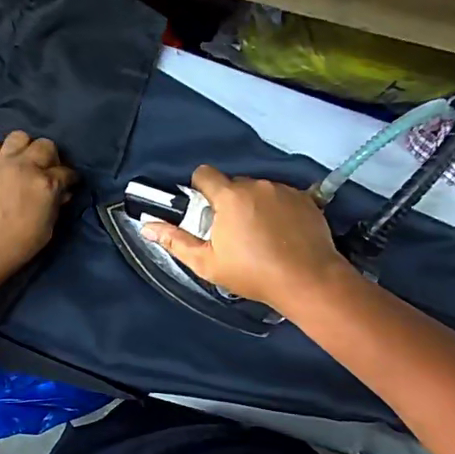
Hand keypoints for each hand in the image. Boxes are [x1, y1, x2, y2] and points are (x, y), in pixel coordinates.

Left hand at [0, 131, 77, 284]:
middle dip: (51, 157)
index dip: (70, 179)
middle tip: (47, 171)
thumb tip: (61, 194)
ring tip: (23, 163)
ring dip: (25, 148)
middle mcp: (26, 166)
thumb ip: (55, 206)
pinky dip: (0, 153)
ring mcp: (2, 163)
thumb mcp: (47, 229)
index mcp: (47, 184)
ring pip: (20, 137)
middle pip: (46, 146)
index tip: (69, 184)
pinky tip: (1, 166)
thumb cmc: (18, 245)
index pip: (67, 173)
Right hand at [142, 165, 350, 308]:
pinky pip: (282, 197)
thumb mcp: (207, 263)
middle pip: (233, 184)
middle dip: (228, 202)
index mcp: (230, 196)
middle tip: (231, 233)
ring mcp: (284, 190)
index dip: (199, 188)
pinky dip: (277, 210)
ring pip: (259, 190)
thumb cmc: (253, 273)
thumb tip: (147, 226)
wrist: (307, 280)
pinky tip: (281, 235)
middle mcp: (257, 185)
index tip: (203, 210)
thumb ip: (175, 241)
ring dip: (254, 206)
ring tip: (260, 236)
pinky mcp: (306, 199)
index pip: (204, 173)